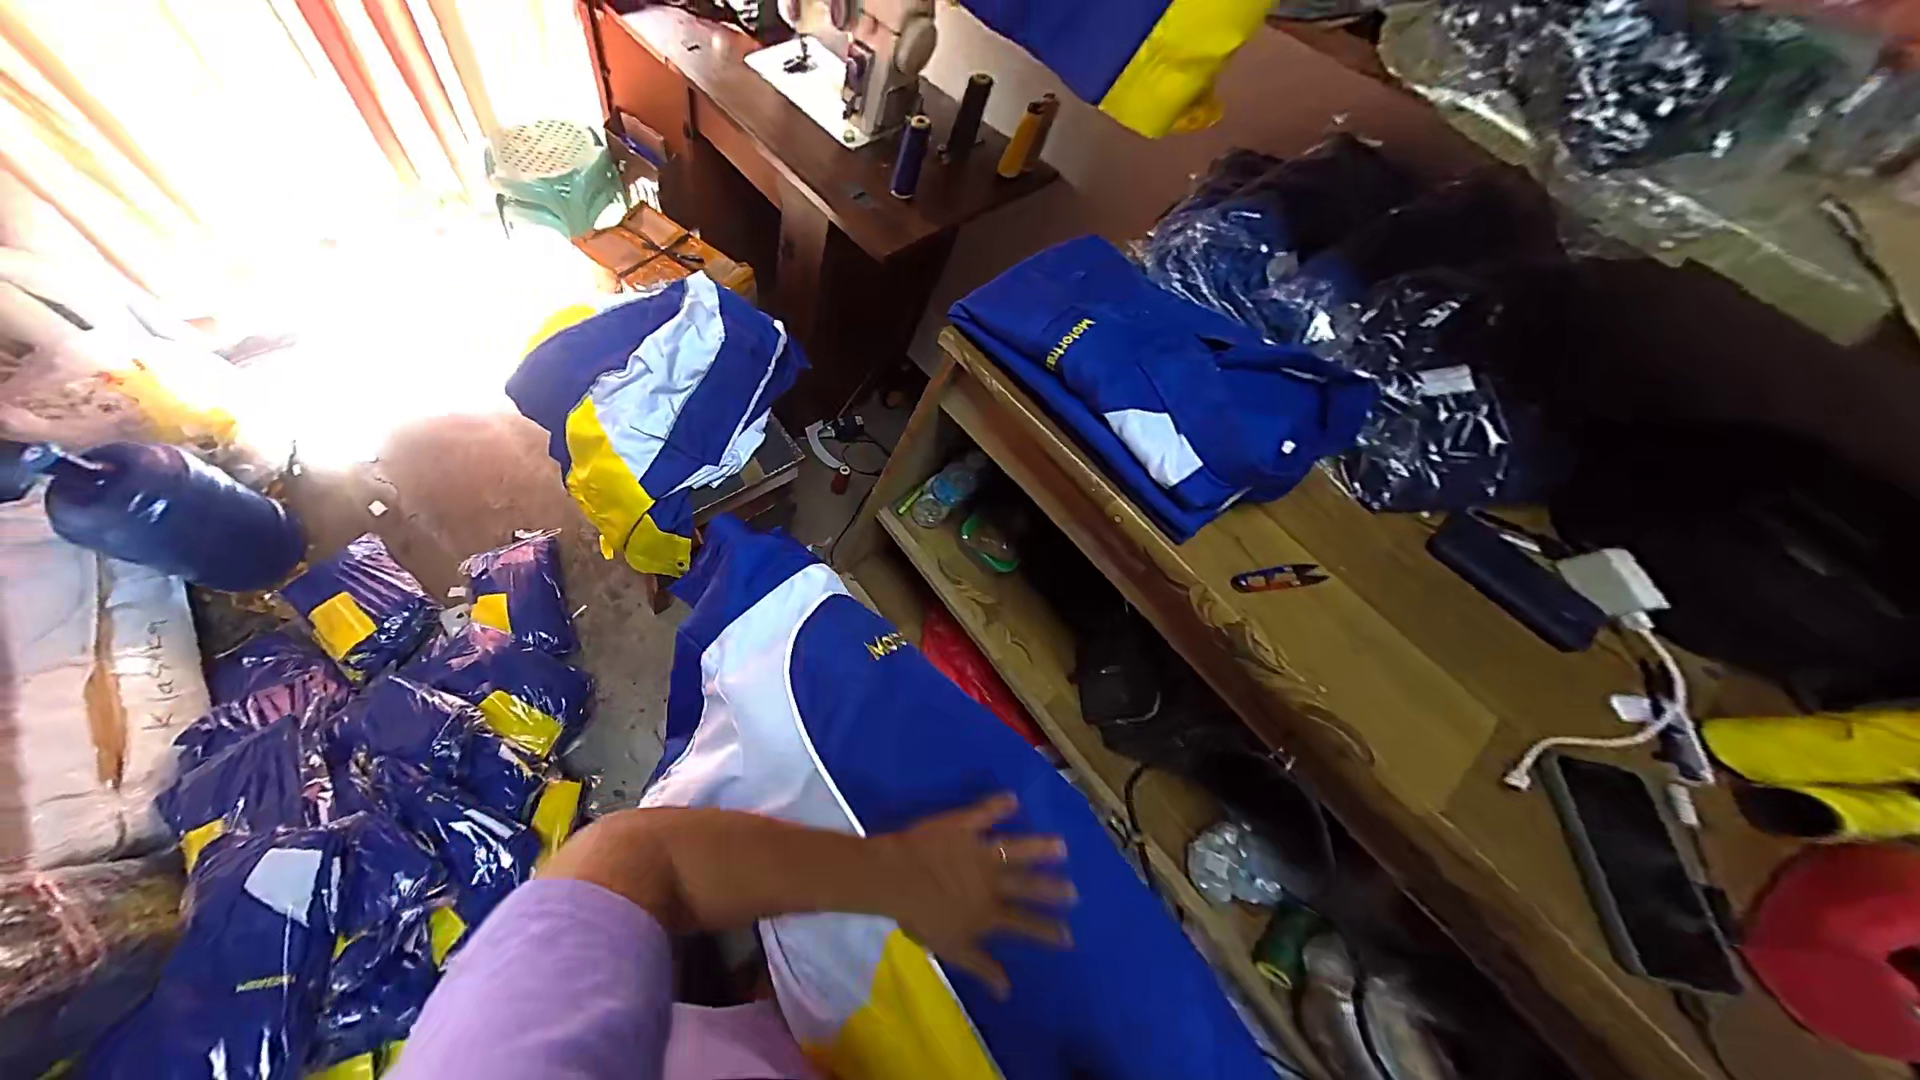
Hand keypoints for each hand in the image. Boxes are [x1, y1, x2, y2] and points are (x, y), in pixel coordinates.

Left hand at [871, 793, 1075, 999]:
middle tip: (1075, 891)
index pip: (1023, 924)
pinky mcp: (963, 827)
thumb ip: (980, 965)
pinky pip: (984, 814)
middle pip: (1026, 885)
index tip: (1068, 936)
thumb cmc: (919, 915)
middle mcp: (990, 880)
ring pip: (1015, 848)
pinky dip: (998, 805)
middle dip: (1052, 889)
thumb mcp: (951, 948)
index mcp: (986, 911)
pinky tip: (1013, 798)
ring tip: (1061, 845)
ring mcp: (978, 851)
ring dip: (1038, 847)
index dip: (1046, 930)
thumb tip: (1007, 990)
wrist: (896, 878)